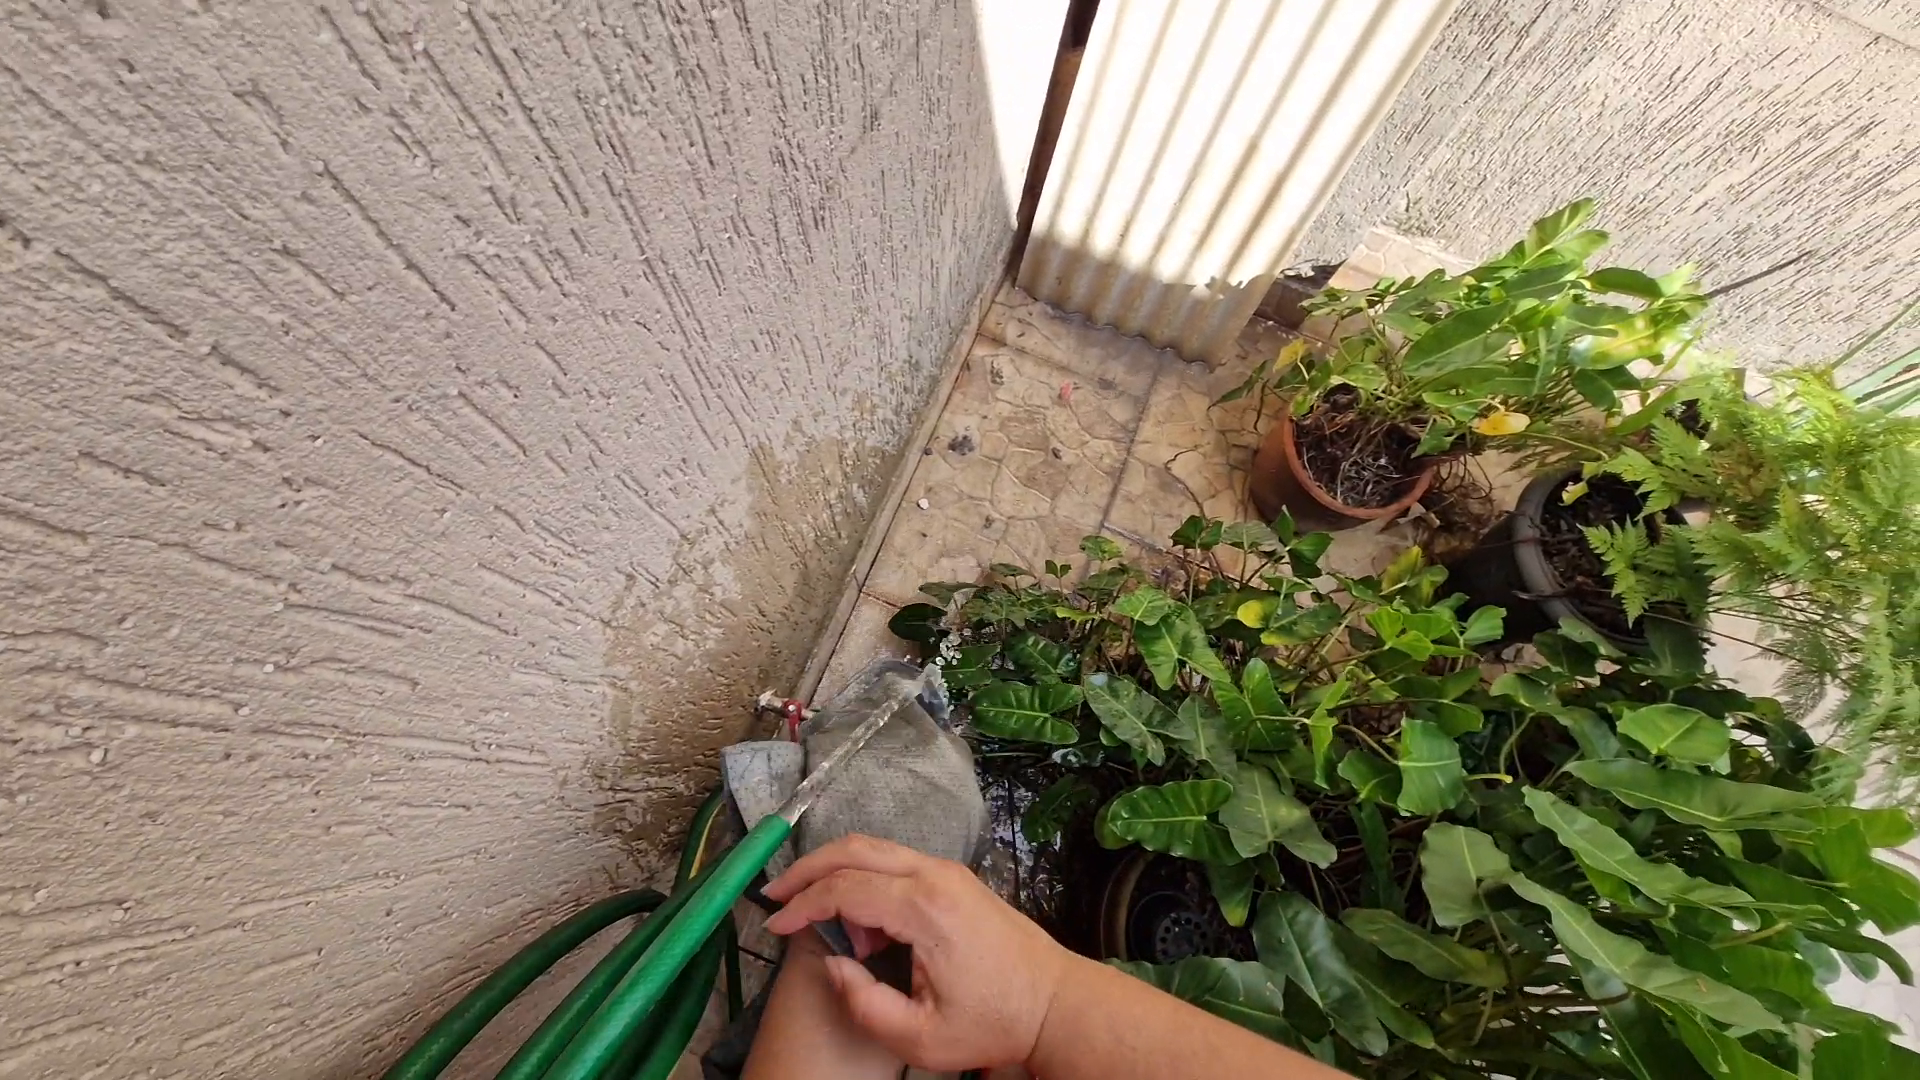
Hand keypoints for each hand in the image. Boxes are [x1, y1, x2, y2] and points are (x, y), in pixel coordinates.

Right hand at [761, 834, 1076, 1070]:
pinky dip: (865, 877)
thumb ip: (865, 1004)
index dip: (803, 903)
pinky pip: (894, 861)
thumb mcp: (921, 1037)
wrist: (1052, 998)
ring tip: (818, 918)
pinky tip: (861, 921)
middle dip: (809, 867)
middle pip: (855, 848)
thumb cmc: (992, 1020)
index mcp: (924, 907)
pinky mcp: (951, 874)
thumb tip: (833, 964)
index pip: (846, 887)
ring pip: (874, 847)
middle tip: (776, 895)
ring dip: (837, 870)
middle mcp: (932, 873)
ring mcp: (945, 868)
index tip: (774, 924)